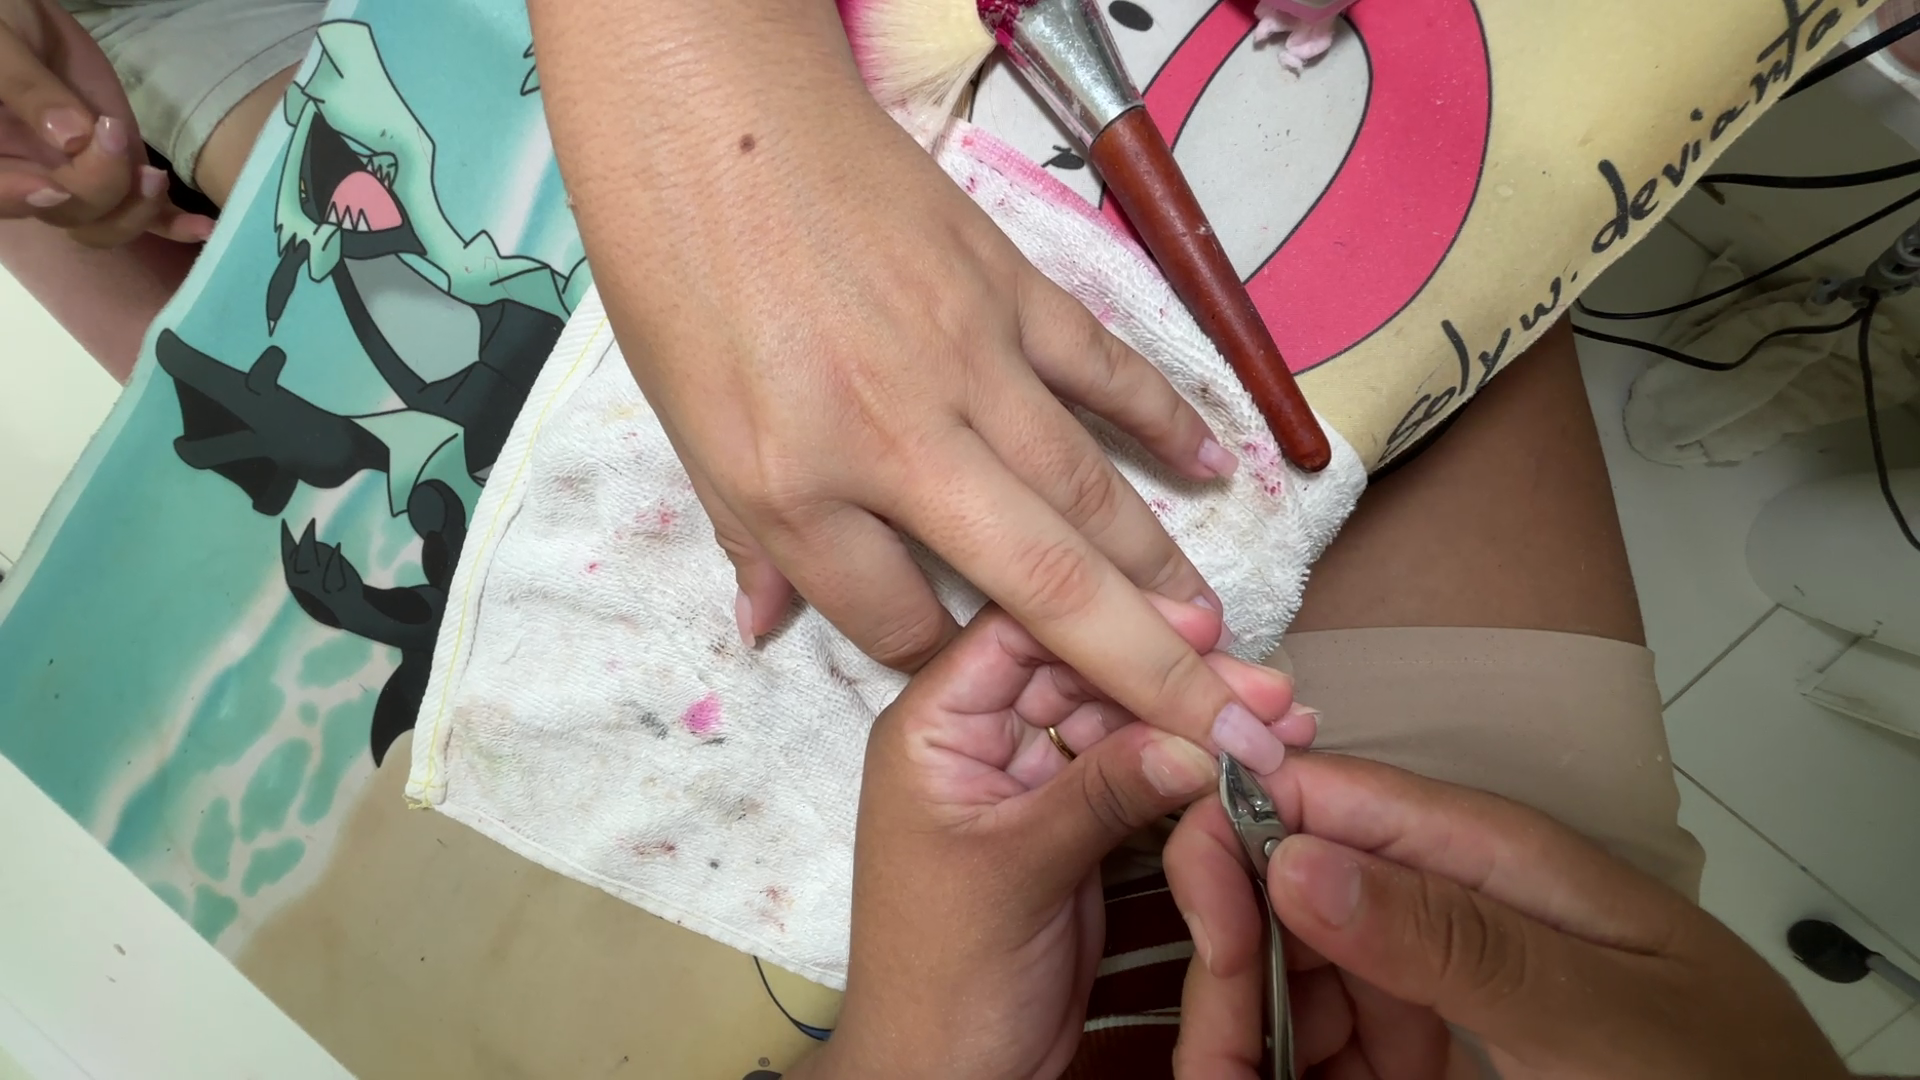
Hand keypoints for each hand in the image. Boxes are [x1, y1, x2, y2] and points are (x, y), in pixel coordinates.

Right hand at [0, 0, 211, 244]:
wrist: (34, 19)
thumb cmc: (0, 19)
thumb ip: (24, 86)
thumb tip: (71, 138)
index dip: (19, 198)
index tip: (54, 188)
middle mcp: (23, 170)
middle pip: (64, 215)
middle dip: (96, 192)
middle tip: (111, 139)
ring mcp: (78, 178)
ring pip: (109, 224)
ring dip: (139, 210)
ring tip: (155, 173)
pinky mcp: (123, 176)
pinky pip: (151, 216)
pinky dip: (177, 225)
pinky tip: (204, 225)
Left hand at [533, 0, 1289, 771]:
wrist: (711, 113)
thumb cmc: (678, 275)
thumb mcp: (687, 431)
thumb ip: (748, 539)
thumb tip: (768, 627)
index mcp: (794, 488)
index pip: (895, 621)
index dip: (938, 660)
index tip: (973, 667)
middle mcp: (896, 443)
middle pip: (1038, 582)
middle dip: (1134, 668)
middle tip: (1211, 722)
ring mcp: (968, 360)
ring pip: (1089, 490)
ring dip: (1160, 568)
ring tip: (1213, 624)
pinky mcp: (1009, 287)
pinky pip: (1104, 370)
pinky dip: (1164, 422)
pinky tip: (1216, 467)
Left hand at [790, 602, 1312, 1079]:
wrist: (952, 1070)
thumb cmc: (945, 972)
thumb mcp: (1017, 871)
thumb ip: (1101, 793)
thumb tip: (1195, 733)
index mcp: (935, 724)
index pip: (1018, 636)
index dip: (1100, 618)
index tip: (1196, 625)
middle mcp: (982, 730)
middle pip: (1080, 670)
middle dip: (1168, 675)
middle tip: (1259, 686)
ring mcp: (1031, 767)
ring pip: (1116, 715)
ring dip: (1190, 716)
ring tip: (1277, 718)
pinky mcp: (1072, 806)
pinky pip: (1133, 765)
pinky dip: (1187, 761)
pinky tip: (1245, 756)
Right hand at [1166, 755, 1852, 1079]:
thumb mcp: (1605, 1016)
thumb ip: (1452, 933)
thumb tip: (1292, 857)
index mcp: (1466, 847)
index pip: (1313, 795)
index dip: (1236, 830)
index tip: (1206, 922)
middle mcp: (1420, 890)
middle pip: (1278, 882)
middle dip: (1229, 952)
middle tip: (1217, 1059)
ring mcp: (1410, 963)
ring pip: (1278, 957)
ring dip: (1241, 1019)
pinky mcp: (1406, 1030)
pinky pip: (1313, 1026)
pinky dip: (1277, 1055)